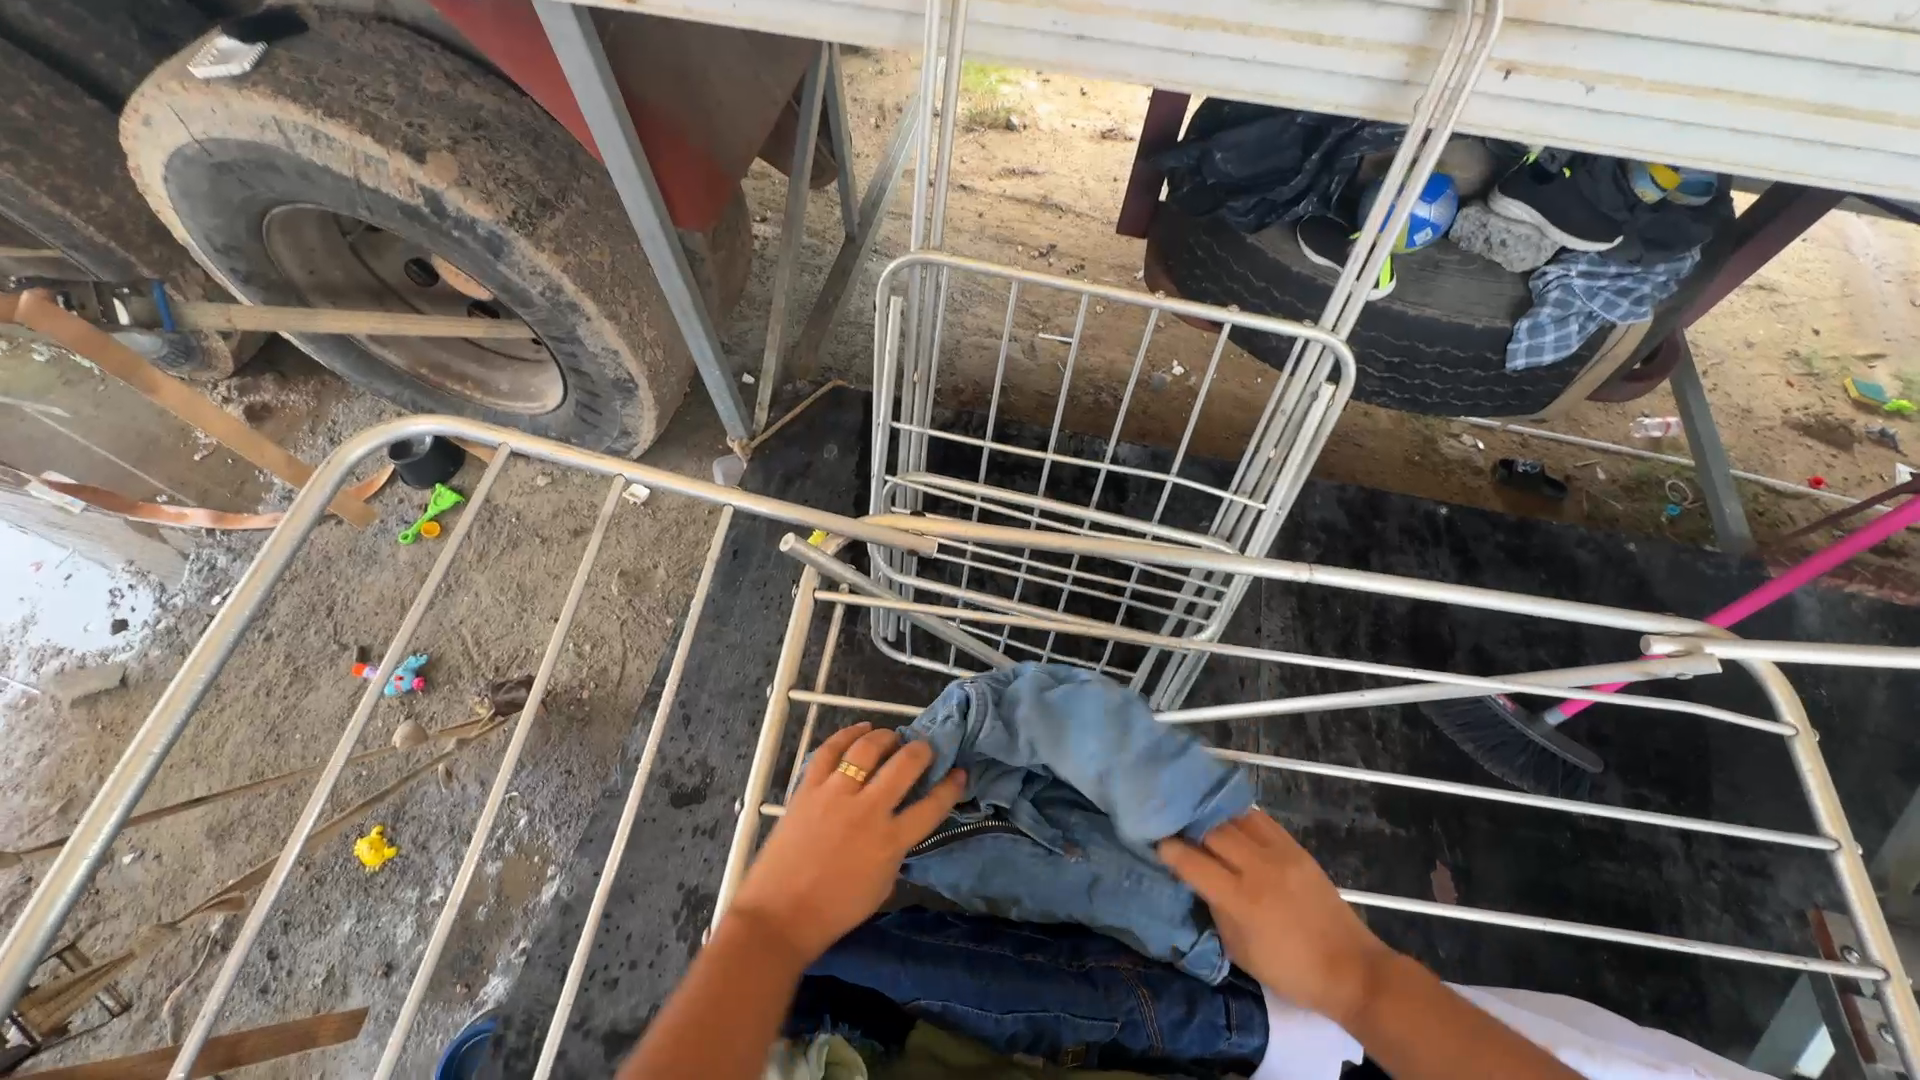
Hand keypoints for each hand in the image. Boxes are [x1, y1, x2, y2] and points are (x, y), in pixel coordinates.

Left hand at [728, 722, 965, 966]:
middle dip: (922, 750)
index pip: (932, 805)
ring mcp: (835, 795)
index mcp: (891, 841)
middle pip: (904, 765)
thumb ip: (896, 851)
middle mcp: (868, 810)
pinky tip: (861, 728)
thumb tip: (899, 826)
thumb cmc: (835, 910)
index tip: (959, 773)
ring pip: (867, 749)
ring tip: (892, 737)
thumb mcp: (883, 886)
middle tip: (925, 749)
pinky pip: (828, 751)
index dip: (951, 786)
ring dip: (886, 737)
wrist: (781, 915)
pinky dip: (847, 735)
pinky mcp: (807, 789)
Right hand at [1159, 810, 1396, 1026]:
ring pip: (1236, 817)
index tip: (1155, 842)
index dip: (1169, 850)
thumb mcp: (1239, 950)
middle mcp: (1259, 869)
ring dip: (1212, 815)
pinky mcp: (1297, 848)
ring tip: (1195, 813)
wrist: (1351, 969)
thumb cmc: (1290, 970)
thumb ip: (1215, 908)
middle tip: (1170, 822)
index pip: (1193, 863)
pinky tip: (1227, 817)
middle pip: (1212, 831)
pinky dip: (1238, 816)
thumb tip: (1196, 880)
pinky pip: (1260, 820)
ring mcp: (1281, 854)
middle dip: (1187, 825)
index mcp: (1242, 900)